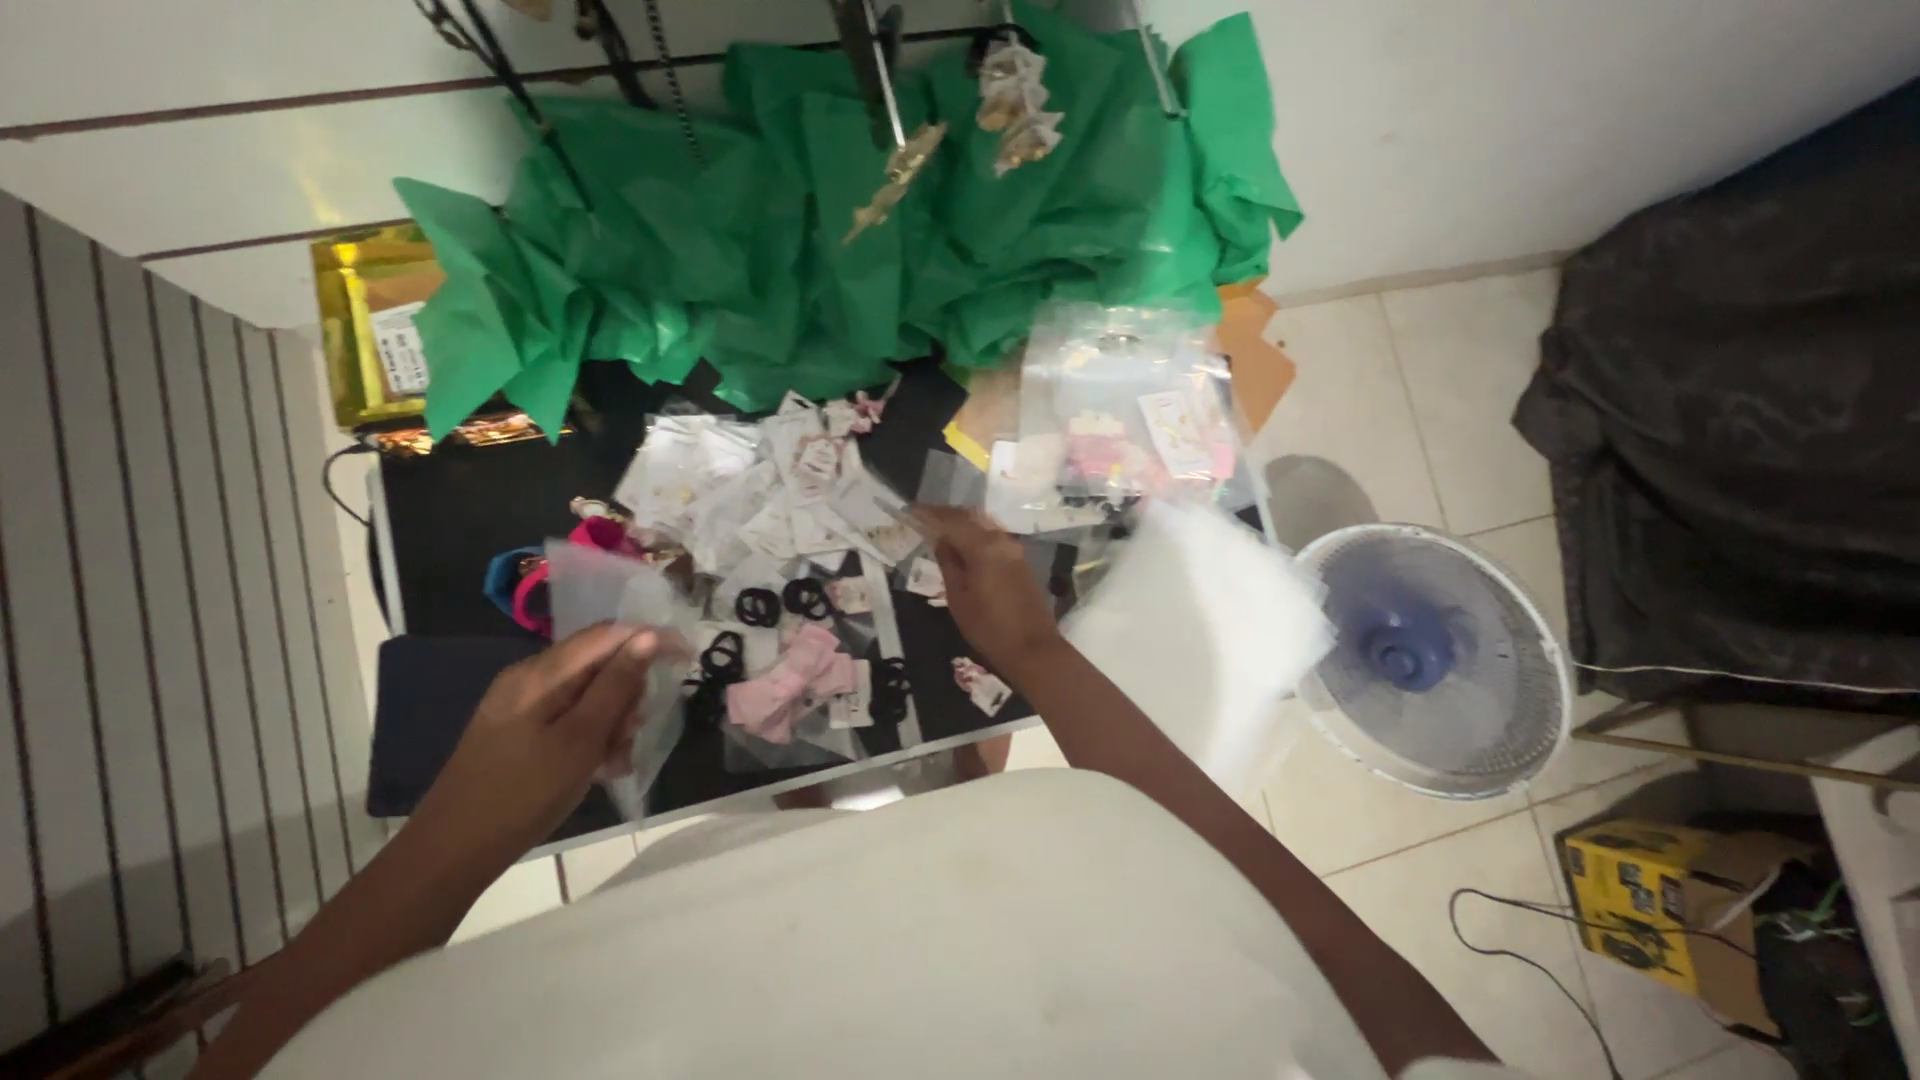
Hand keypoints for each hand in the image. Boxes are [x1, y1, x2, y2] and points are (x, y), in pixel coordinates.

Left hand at [407, 623, 664, 865]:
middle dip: (629, 693)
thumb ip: (616, 685)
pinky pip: (572, 718)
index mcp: (541, 673)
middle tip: (633, 734)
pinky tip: (602, 768)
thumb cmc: (523, 792)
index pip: (609, 634)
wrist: (452, 851)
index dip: (652, 639)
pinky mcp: (521, 731)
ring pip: (591, 694)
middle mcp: (531, 678)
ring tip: (617, 760)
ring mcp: (523, 705)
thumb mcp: (581, 739)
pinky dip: (594, 736)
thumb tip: (648, 636)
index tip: (687, 660)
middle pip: (601, 663)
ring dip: (615, 720)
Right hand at [915, 506, 1064, 678]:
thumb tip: (940, 540)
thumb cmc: (989, 628)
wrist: (1033, 648)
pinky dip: (976, 534)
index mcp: (983, 546)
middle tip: (924, 517)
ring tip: (940, 530)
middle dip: (947, 514)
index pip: (951, 520)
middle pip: (971, 516)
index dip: (929, 514)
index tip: (911, 512)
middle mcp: (1001, 540)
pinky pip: (994, 536)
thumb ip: (948, 564)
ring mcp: (1014, 549)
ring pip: (984, 524)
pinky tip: (963, 545)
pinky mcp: (1021, 561)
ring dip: (962, 522)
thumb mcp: (958, 598)